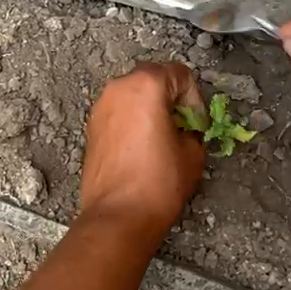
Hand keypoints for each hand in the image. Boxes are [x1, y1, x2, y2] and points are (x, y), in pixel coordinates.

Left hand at [77, 60, 205, 238]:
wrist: (118, 215)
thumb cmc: (158, 182)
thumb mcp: (193, 153)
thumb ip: (193, 129)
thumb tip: (187, 129)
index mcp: (146, 85)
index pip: (180, 74)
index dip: (195, 98)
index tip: (197, 124)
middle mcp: (119, 87)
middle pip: (154, 78)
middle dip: (172, 99)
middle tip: (184, 127)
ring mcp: (101, 105)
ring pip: (134, 94)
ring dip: (151, 108)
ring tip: (162, 138)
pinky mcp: (92, 125)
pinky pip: (119, 111)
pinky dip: (133, 120)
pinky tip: (142, 148)